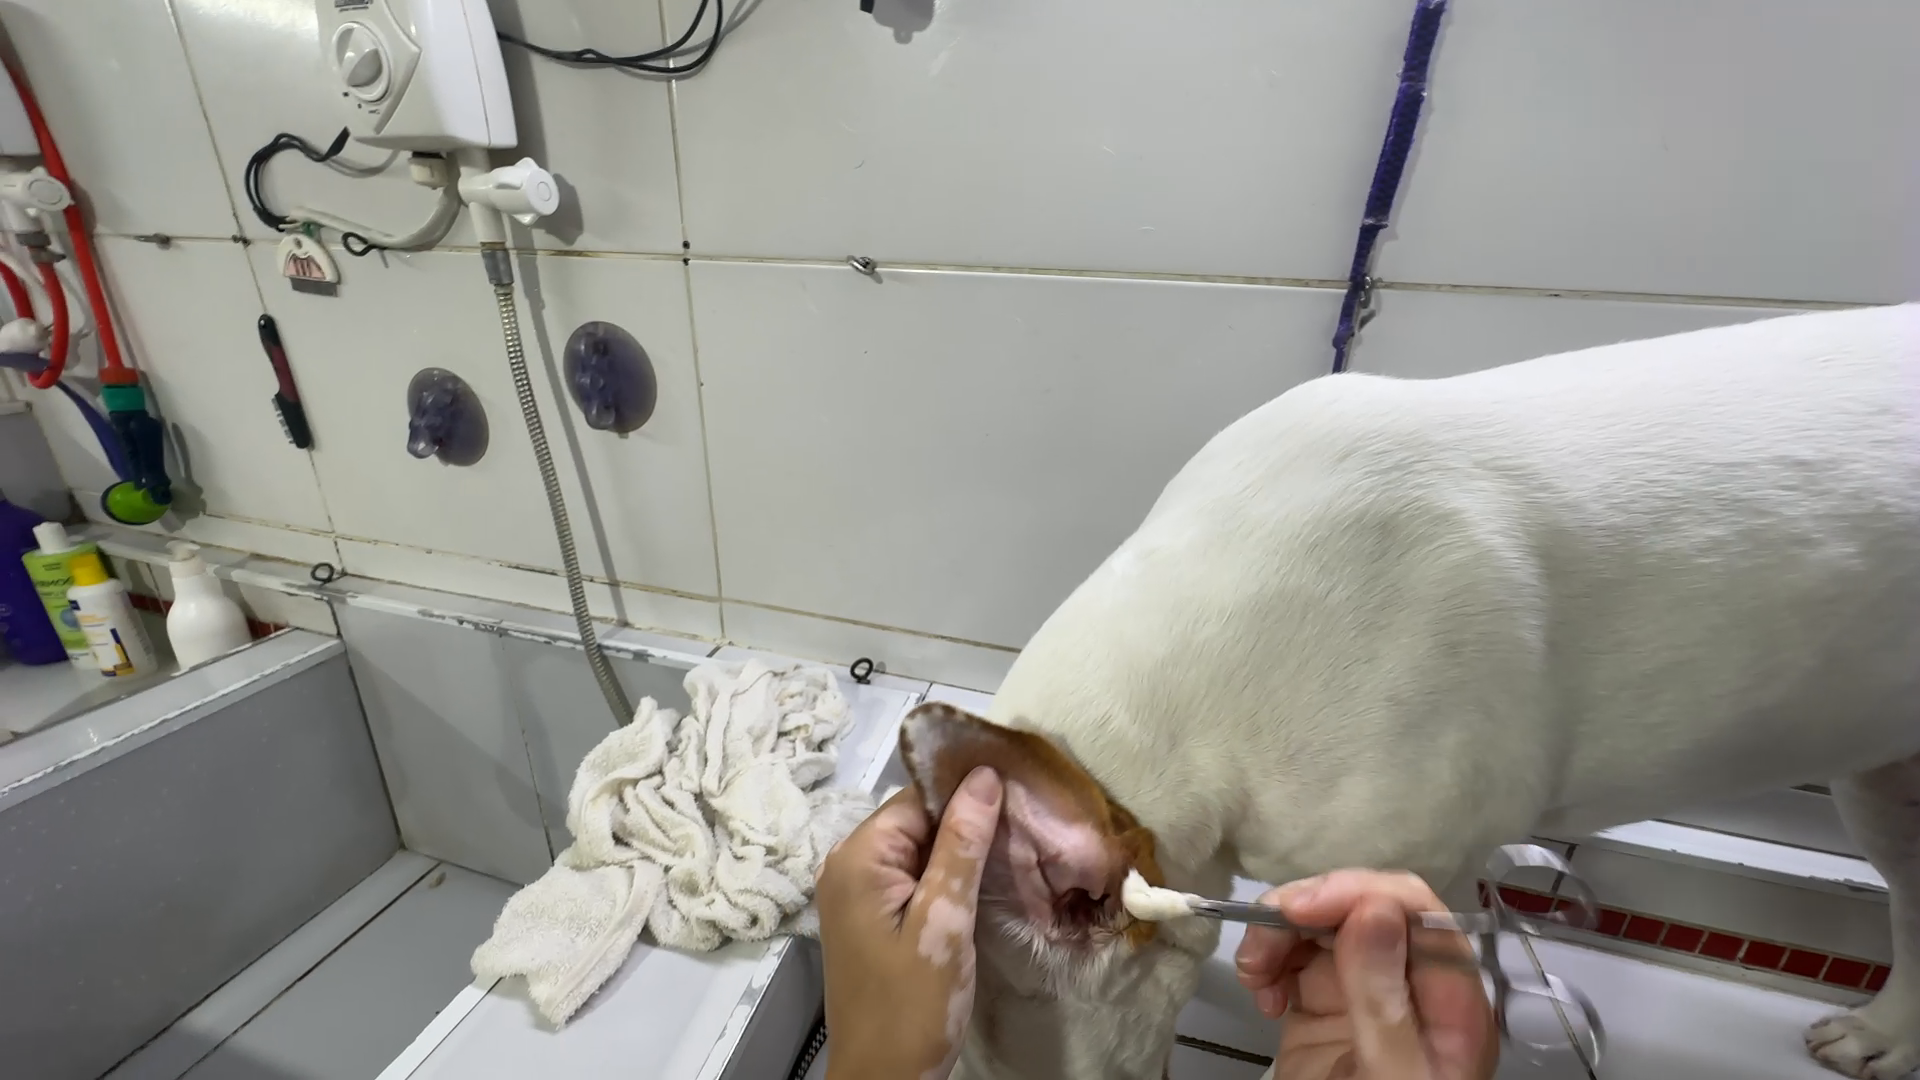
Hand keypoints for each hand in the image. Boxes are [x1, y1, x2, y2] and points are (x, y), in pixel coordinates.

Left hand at [816, 768, 1004, 1079]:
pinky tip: (978, 879)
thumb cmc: (912, 1005)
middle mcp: (849, 860)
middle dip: (964, 823)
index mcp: (859, 855)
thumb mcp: (944, 922)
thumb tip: (984, 774)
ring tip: (1008, 849)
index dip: (965, 796)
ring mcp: (856, 887)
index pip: (919, 798)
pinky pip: (911, 872)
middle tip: (1018, 827)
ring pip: (917, 844)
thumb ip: (962, 845)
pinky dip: (943, 872)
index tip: (1014, 798)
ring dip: (958, 848)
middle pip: (917, 818)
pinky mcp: (869, 910)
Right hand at [1236, 870, 1498, 1079]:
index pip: (1418, 912)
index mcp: (1448, 1004)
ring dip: (1275, 932)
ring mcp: (1364, 989)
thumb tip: (1374, 908)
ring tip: (1252, 974)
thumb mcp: (1387, 1079)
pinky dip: (1265, 956)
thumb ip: (1383, 998)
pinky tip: (1258, 990)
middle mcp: (1409, 985)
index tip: (1300, 909)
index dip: (1358, 893)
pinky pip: (1291, 949)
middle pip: (1360, 905)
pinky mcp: (1322, 997)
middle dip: (1305, 910)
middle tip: (1262, 935)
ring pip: (1319, 919)